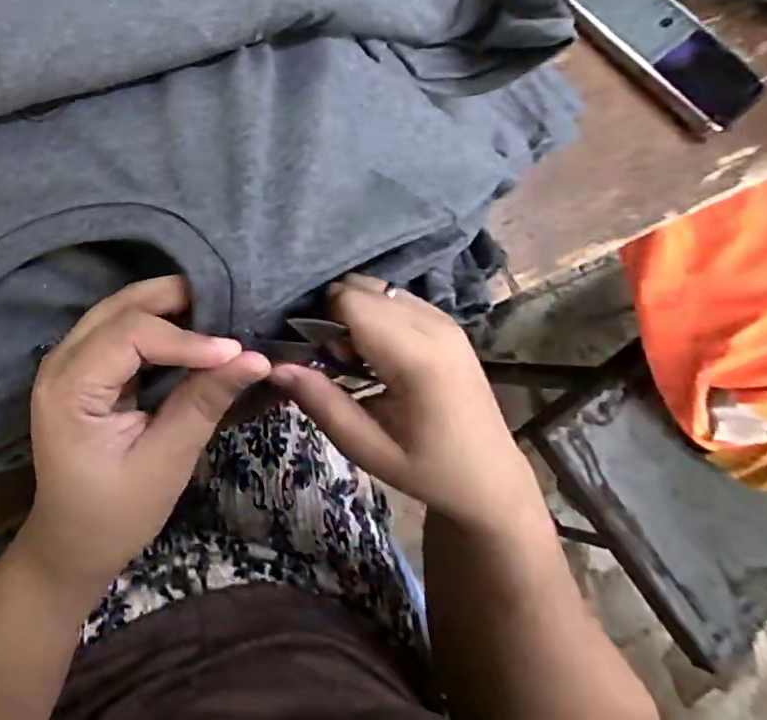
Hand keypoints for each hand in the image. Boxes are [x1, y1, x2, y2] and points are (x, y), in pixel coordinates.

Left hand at [15, 276, 270, 603]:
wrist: (70, 542)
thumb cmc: (114, 514)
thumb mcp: (165, 463)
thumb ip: (203, 402)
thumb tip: (255, 358)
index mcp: (69, 388)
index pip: (130, 334)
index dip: (186, 337)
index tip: (235, 349)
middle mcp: (60, 360)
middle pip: (121, 306)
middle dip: (177, 299)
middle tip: (231, 303)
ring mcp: (67, 358)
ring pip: (120, 307)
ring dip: (168, 303)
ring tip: (218, 309)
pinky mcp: (82, 363)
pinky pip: (120, 325)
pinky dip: (158, 319)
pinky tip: (191, 324)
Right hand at [269, 274, 540, 531]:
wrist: (492, 480)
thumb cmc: (427, 470)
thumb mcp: (367, 448)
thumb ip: (320, 402)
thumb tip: (274, 366)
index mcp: (418, 357)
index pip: (350, 301)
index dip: (321, 320)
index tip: (318, 358)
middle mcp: (434, 325)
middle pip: (361, 287)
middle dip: (334, 314)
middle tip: (334, 360)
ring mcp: (444, 319)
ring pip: (376, 287)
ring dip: (354, 312)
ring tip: (355, 358)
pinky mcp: (447, 321)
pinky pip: (394, 296)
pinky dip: (374, 313)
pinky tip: (376, 353)